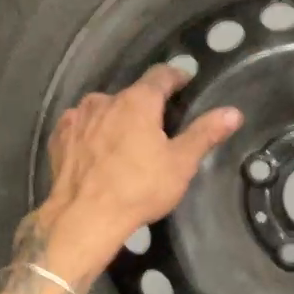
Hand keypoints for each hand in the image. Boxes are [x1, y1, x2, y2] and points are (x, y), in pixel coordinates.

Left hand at [32, 65, 242, 285]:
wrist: (84, 218)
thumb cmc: (139, 188)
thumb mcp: (181, 163)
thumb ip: (205, 134)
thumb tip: (234, 112)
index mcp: (138, 101)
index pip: (161, 76)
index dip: (176, 77)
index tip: (184, 83)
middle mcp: (105, 100)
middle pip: (131, 95)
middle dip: (145, 107)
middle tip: (157, 130)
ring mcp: (77, 117)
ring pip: (104, 110)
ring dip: (116, 120)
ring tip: (125, 144)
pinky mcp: (59, 138)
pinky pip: (81, 127)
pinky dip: (92, 134)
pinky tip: (96, 153)